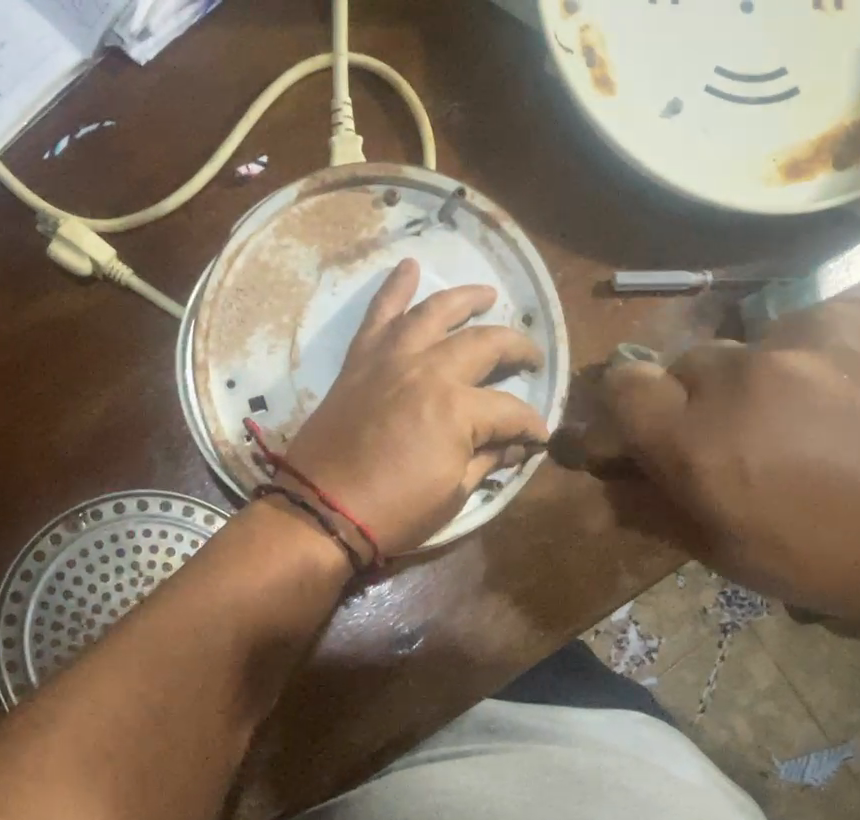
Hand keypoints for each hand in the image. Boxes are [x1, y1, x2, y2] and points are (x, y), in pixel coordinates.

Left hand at [282, 259, 548, 555]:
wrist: (320, 512)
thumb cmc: (393, 512)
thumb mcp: (453, 495)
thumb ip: (486, 460)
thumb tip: (515, 446)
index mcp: (459, 408)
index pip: (511, 410)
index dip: (531, 425)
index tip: (539, 437)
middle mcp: (429, 369)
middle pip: (484, 345)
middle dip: (516, 350)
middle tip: (532, 358)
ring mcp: (391, 360)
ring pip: (434, 313)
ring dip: (465, 299)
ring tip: (487, 294)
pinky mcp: (360, 362)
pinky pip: (378, 315)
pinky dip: (394, 288)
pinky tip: (409, 267)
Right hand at [580, 275, 859, 629]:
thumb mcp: (753, 562)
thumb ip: (667, 514)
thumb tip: (612, 483)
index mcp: (704, 444)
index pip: (622, 388)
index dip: (635, 409)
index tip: (659, 432)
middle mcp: (750, 369)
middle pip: (692, 364)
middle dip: (712, 399)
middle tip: (771, 439)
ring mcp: (825, 319)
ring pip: (770, 340)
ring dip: (787, 373)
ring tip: (856, 416)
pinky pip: (840, 313)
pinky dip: (852, 347)